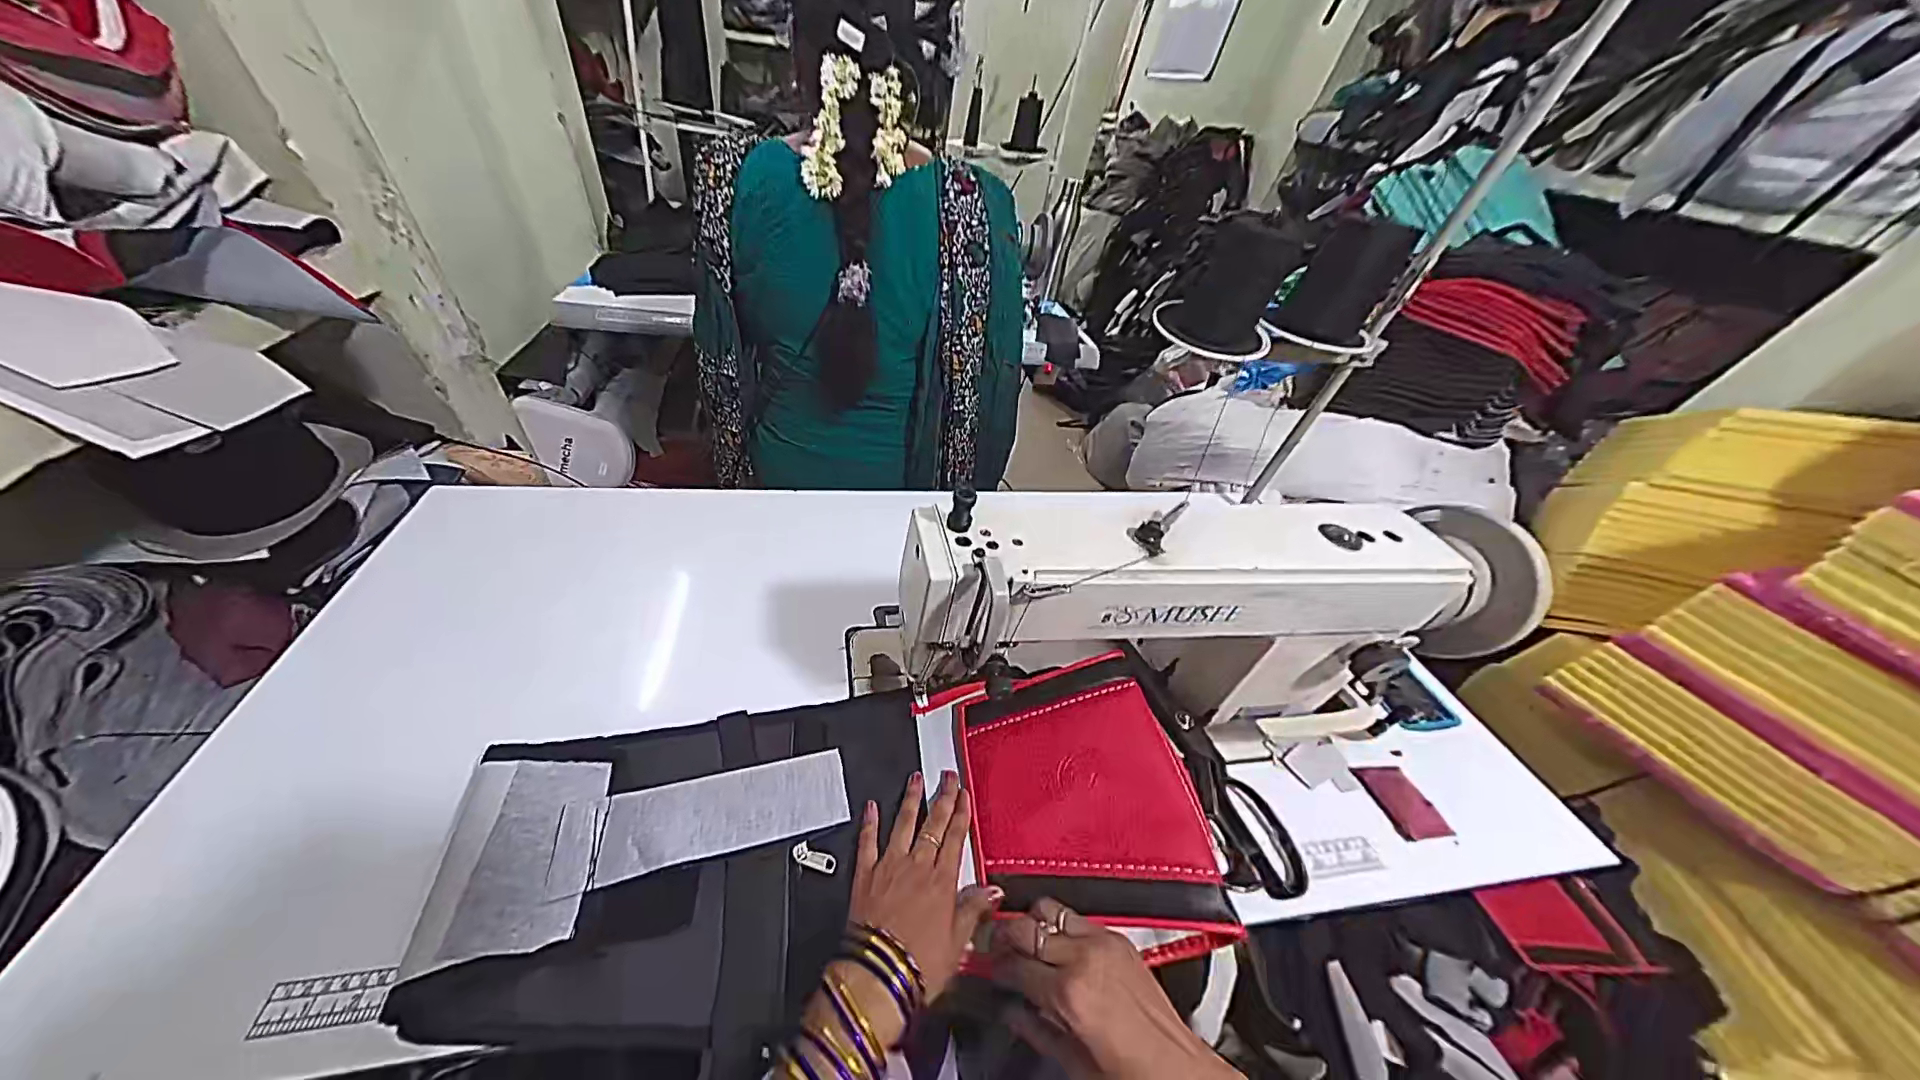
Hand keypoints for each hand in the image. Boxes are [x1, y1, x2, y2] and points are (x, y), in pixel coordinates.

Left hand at [848, 771, 1001, 1003]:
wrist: (877, 978)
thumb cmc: (917, 965)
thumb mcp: (957, 942)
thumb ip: (973, 909)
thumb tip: (992, 892)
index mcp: (941, 882)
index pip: (955, 838)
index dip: (961, 814)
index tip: (963, 796)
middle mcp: (916, 867)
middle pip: (933, 824)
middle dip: (942, 798)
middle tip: (947, 778)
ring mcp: (889, 867)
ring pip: (902, 824)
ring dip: (910, 799)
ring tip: (915, 779)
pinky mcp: (865, 876)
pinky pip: (867, 842)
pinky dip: (869, 822)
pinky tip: (871, 807)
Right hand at [990, 899, 1243, 1079]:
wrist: (1179, 1069)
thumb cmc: (1131, 1072)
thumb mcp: (1072, 1061)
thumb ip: (1034, 1029)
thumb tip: (1010, 1008)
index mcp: (1069, 993)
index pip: (1014, 962)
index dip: (995, 964)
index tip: (988, 966)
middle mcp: (1084, 957)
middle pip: (1026, 925)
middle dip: (1004, 934)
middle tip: (997, 947)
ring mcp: (1103, 942)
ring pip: (1049, 909)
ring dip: (1032, 923)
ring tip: (1026, 941)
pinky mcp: (1118, 937)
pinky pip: (1077, 918)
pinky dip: (1061, 927)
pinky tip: (1059, 948)